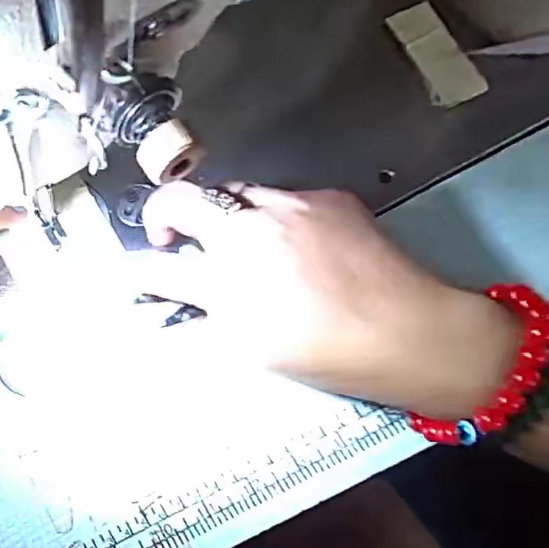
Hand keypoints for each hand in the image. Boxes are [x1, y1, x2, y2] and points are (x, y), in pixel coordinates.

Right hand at [134, 182, 520, 419]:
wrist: (409, 331)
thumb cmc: (335, 355)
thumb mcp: (258, 352)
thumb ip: (213, 325)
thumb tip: (190, 310)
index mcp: (229, 286)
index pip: (160, 270)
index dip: (142, 270)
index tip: (140, 271)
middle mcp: (251, 236)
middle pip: (181, 201)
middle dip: (163, 214)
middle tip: (168, 232)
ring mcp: (288, 208)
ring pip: (232, 192)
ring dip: (221, 214)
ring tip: (235, 239)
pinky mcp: (324, 197)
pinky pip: (281, 195)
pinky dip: (272, 215)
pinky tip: (292, 241)